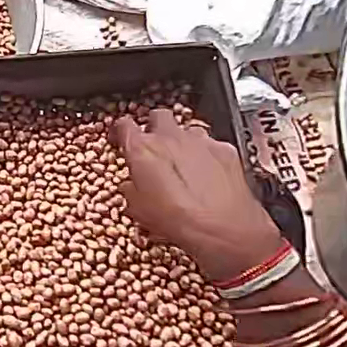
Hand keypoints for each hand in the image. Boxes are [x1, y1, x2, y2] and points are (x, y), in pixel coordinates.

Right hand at [110, 109, 282, 281]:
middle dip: (153, 127)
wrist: (225, 230)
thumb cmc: (178, 220)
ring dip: (180, 141)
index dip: (120, 131)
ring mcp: (201, 142)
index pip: (123, 125)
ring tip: (180, 164)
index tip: (120, 139)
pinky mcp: (226, 151)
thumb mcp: (138, 209)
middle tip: (151, 147)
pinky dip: (205, 154)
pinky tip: (206, 174)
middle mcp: (171, 138)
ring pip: (187, 129)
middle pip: (158, 116)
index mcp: (143, 149)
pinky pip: (211, 144)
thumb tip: (131, 185)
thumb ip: (131, 188)